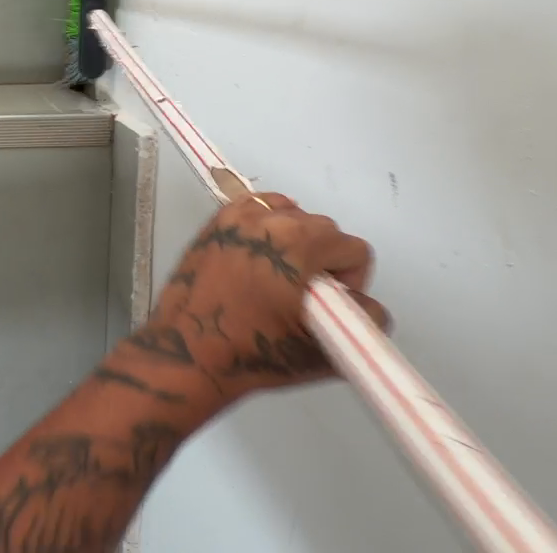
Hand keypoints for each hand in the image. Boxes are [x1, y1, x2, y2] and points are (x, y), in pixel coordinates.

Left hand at [129, 171, 389, 405]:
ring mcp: (234, 216)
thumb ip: (365, 317)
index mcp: (297, 240)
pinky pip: (254, 208)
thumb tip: (359, 301)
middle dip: (324, 260)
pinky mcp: (212, 222)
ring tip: (283, 275)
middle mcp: (265, 217)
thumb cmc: (259, 348)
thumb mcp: (331, 344)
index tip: (331, 303)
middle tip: (306, 293)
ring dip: (296, 240)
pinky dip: (266, 225)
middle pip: (322, 228)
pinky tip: (261, 255)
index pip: (354, 248)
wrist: (192, 347)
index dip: (352, 280)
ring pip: (289, 214)